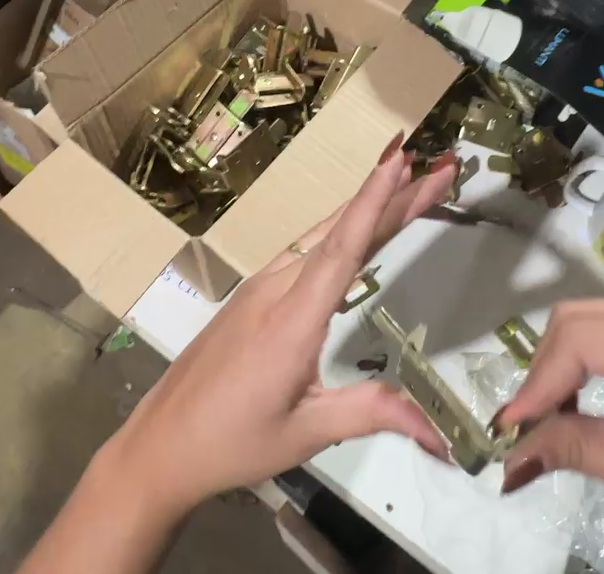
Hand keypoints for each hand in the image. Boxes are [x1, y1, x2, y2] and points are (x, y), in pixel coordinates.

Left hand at [99, 136, 456, 515]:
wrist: (161, 441)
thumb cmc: (232, 441)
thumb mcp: (306, 434)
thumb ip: (372, 415)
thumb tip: (442, 436)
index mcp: (293, 318)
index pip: (343, 247)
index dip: (374, 201)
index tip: (401, 162)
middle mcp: (277, 288)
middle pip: (341, 231)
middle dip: (391, 197)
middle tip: (439, 171)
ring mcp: (260, 286)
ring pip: (321, 236)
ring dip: (367, 210)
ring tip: (409, 188)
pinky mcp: (252, 294)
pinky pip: (304, 252)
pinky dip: (341, 232)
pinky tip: (358, 231)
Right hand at [494, 301, 603, 573]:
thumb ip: (575, 448)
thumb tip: (508, 454)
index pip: (578, 339)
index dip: (536, 381)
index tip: (509, 429)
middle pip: (578, 319)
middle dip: (544, 369)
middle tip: (527, 425)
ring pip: (591, 321)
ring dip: (561, 364)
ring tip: (549, 417)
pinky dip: (586, 361)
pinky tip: (580, 399)